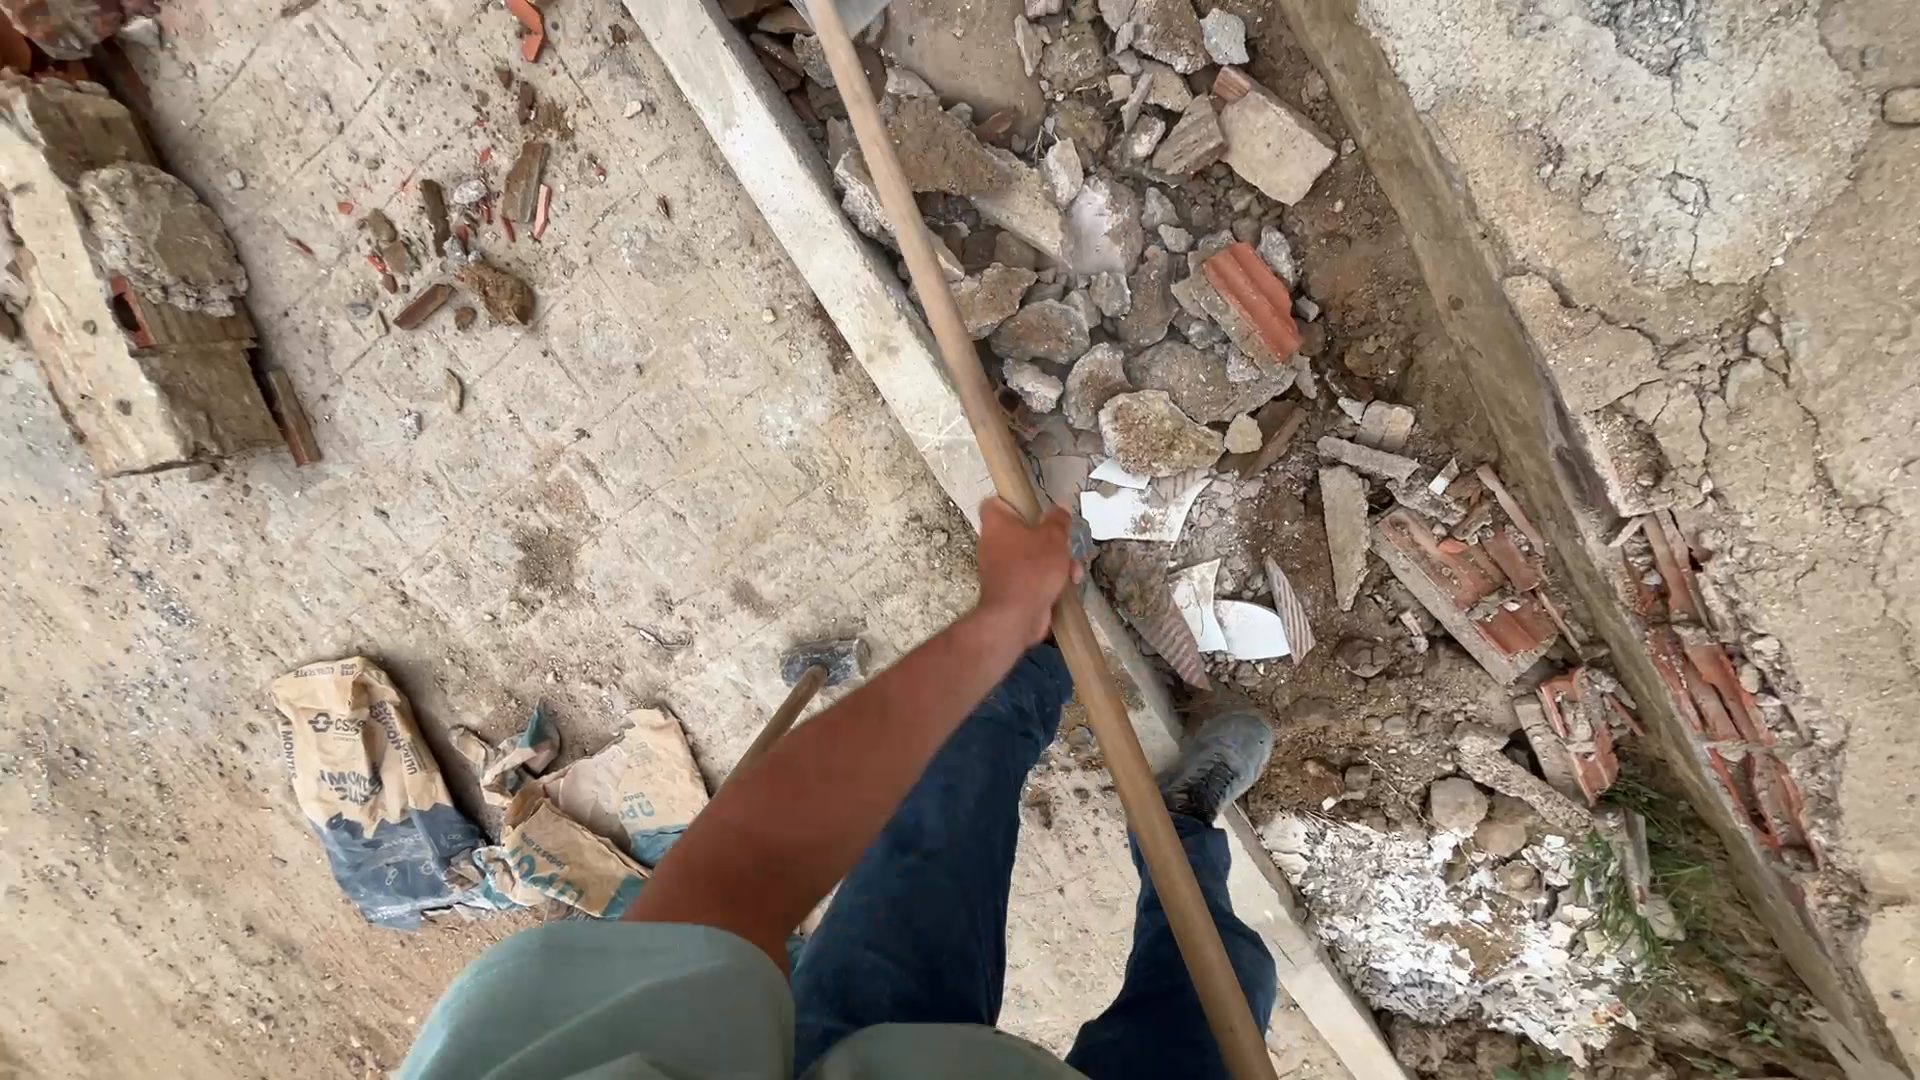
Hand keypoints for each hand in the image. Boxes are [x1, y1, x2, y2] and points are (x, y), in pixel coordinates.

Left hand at [973, 498, 1080, 646]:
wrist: (1016, 616)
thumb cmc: (1031, 569)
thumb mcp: (1053, 538)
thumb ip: (1058, 520)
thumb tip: (1060, 506)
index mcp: (996, 523)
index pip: (996, 502)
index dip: (1014, 502)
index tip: (1034, 507)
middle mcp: (992, 543)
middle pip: (1022, 530)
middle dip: (1049, 538)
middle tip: (1064, 541)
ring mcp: (1000, 567)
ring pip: (1031, 554)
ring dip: (1055, 560)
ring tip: (1072, 569)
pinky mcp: (1010, 587)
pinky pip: (1031, 574)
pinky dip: (1048, 577)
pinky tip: (1068, 584)